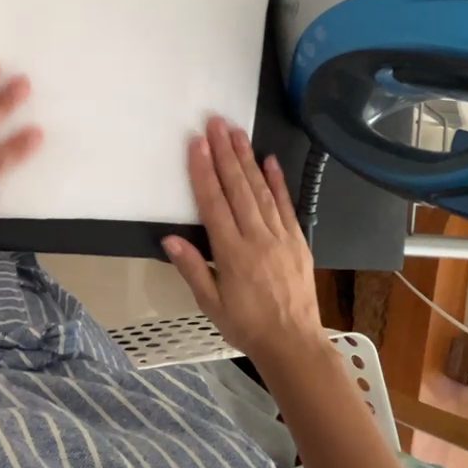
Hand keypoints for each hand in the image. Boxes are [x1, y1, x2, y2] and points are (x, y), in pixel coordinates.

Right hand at [163, 116, 323, 362]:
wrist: (294, 344)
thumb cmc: (245, 325)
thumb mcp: (210, 303)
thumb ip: (192, 268)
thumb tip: (170, 237)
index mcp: (232, 253)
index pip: (214, 204)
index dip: (203, 172)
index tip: (196, 144)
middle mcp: (257, 238)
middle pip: (238, 188)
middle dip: (225, 153)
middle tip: (216, 123)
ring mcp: (280, 236)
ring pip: (261, 190)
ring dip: (247, 159)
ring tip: (236, 133)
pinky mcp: (297, 240)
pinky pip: (286, 205)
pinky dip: (278, 181)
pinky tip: (269, 160)